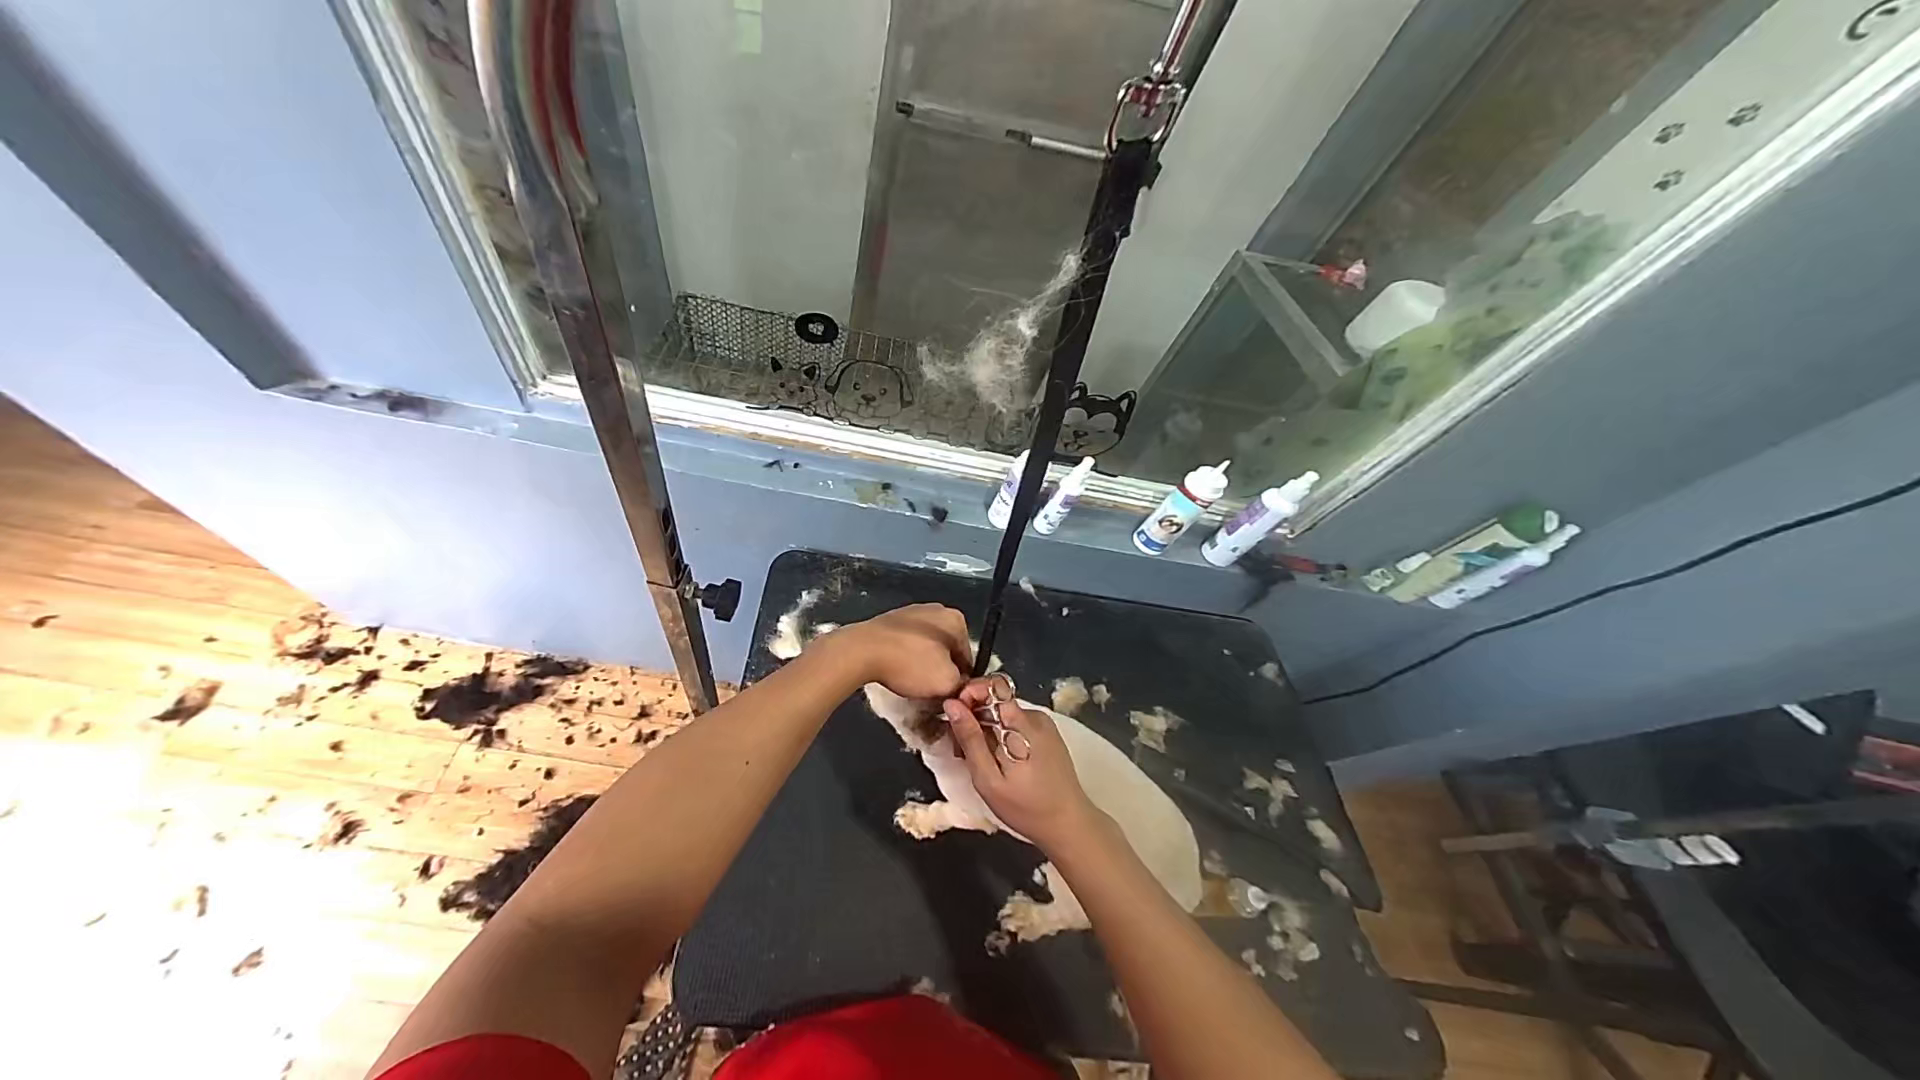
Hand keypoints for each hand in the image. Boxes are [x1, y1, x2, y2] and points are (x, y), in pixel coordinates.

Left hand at [819, 604, 971, 699]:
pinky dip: (903, 659)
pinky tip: (895, 672)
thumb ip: (962, 685)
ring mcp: (911, 613)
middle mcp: (936, 610)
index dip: (961, 681)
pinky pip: (905, 645)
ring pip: (925, 648)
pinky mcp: (890, 622)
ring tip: (911, 684)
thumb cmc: (908, 663)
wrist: (862, 651)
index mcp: (956, 620)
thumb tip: (958, 686)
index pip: (968, 657)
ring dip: (921, 666)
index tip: (951, 694)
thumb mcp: (947, 683)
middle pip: (946, 651)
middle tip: (931, 691)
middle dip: (940, 671)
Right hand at [942, 680, 1103, 853]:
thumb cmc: (1025, 807)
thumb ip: (970, 739)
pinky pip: (1017, 723)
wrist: (1069, 823)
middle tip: (962, 748)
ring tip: (981, 760)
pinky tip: (999, 760)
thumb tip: (952, 704)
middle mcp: (1034, 716)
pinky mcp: (1048, 733)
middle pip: (997, 699)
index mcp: (1020, 724)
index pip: (993, 685)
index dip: (970, 692)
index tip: (956, 715)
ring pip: (1005, 712)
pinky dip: (1002, 734)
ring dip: (987, 727)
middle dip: (974, 715)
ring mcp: (1044, 724)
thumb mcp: (988, 779)